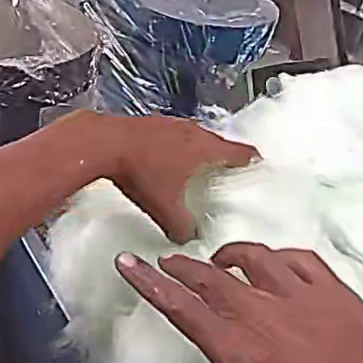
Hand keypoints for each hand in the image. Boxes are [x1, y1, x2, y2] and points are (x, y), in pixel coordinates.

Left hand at [79, 112, 256, 242]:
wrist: (103, 144)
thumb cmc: (140, 172)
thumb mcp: (166, 209)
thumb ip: (183, 228)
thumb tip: (190, 239)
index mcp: (205, 148)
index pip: (240, 152)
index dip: (251, 160)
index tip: (258, 163)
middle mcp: (191, 131)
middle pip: (218, 142)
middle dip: (225, 155)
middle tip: (229, 168)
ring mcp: (170, 123)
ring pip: (194, 136)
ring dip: (198, 149)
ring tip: (198, 164)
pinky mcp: (150, 123)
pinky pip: (172, 134)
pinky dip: (175, 146)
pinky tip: (165, 158)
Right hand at [116, 242, 362, 362]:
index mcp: (238, 352)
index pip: (180, 306)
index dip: (147, 281)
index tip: (129, 262)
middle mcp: (266, 315)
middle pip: (211, 276)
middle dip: (181, 266)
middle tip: (168, 263)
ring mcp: (305, 300)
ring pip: (255, 257)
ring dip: (228, 256)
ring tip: (219, 263)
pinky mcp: (338, 296)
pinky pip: (300, 259)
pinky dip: (279, 257)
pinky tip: (275, 266)